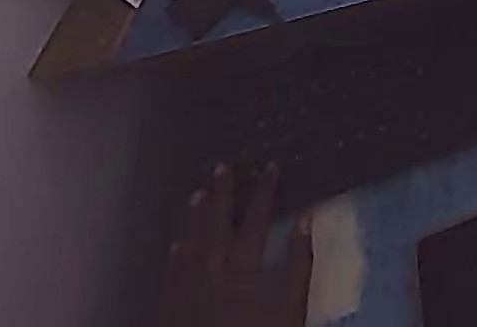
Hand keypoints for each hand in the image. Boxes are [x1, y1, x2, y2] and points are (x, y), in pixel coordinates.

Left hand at [155, 163, 312, 326]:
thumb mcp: (291, 311)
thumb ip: (298, 265)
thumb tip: (305, 220)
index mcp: (245, 270)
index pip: (255, 220)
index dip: (264, 191)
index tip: (271, 165)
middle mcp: (213, 273)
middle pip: (218, 224)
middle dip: (223, 193)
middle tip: (223, 164)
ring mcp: (188, 293)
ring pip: (192, 244)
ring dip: (196, 217)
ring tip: (198, 193)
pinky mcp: (171, 313)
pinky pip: (171, 277)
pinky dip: (176, 256)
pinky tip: (177, 245)